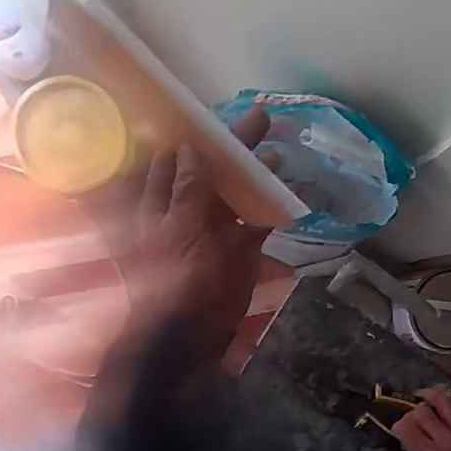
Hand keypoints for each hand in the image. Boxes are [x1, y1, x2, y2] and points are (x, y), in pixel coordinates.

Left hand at [81, 108, 274, 369]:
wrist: (188, 338)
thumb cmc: (174, 281)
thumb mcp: (178, 229)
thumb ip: (186, 189)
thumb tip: (188, 148)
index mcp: (160, 202)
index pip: (177, 159)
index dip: (195, 136)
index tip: (216, 112)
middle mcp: (185, 211)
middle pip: (211, 171)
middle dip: (234, 147)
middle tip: (261, 117)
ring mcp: (213, 231)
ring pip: (236, 194)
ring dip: (256, 174)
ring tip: (279, 151)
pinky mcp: (237, 251)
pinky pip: (256, 223)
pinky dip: (272, 207)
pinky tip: (291, 190)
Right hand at [391, 386, 450, 450]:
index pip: (404, 427)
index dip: (397, 428)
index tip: (398, 433)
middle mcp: (447, 439)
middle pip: (420, 412)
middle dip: (411, 414)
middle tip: (412, 421)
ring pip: (443, 400)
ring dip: (430, 396)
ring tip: (423, 398)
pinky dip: (449, 400)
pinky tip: (442, 402)